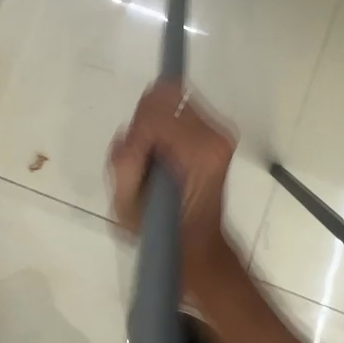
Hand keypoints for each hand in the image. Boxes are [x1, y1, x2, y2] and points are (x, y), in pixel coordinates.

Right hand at [108, 81, 240, 295]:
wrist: (198, 243)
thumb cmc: (162, 229)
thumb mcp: (128, 207)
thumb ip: (124, 164)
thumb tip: (129, 137)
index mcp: (197, 152)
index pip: (152, 114)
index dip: (136, 138)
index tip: (139, 163)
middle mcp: (214, 135)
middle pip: (161, 99)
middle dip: (145, 126)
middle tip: (146, 161)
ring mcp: (220, 131)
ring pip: (170, 99)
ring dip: (154, 125)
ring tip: (156, 160)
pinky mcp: (217, 131)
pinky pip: (179, 107)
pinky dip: (165, 125)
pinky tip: (167, 154)